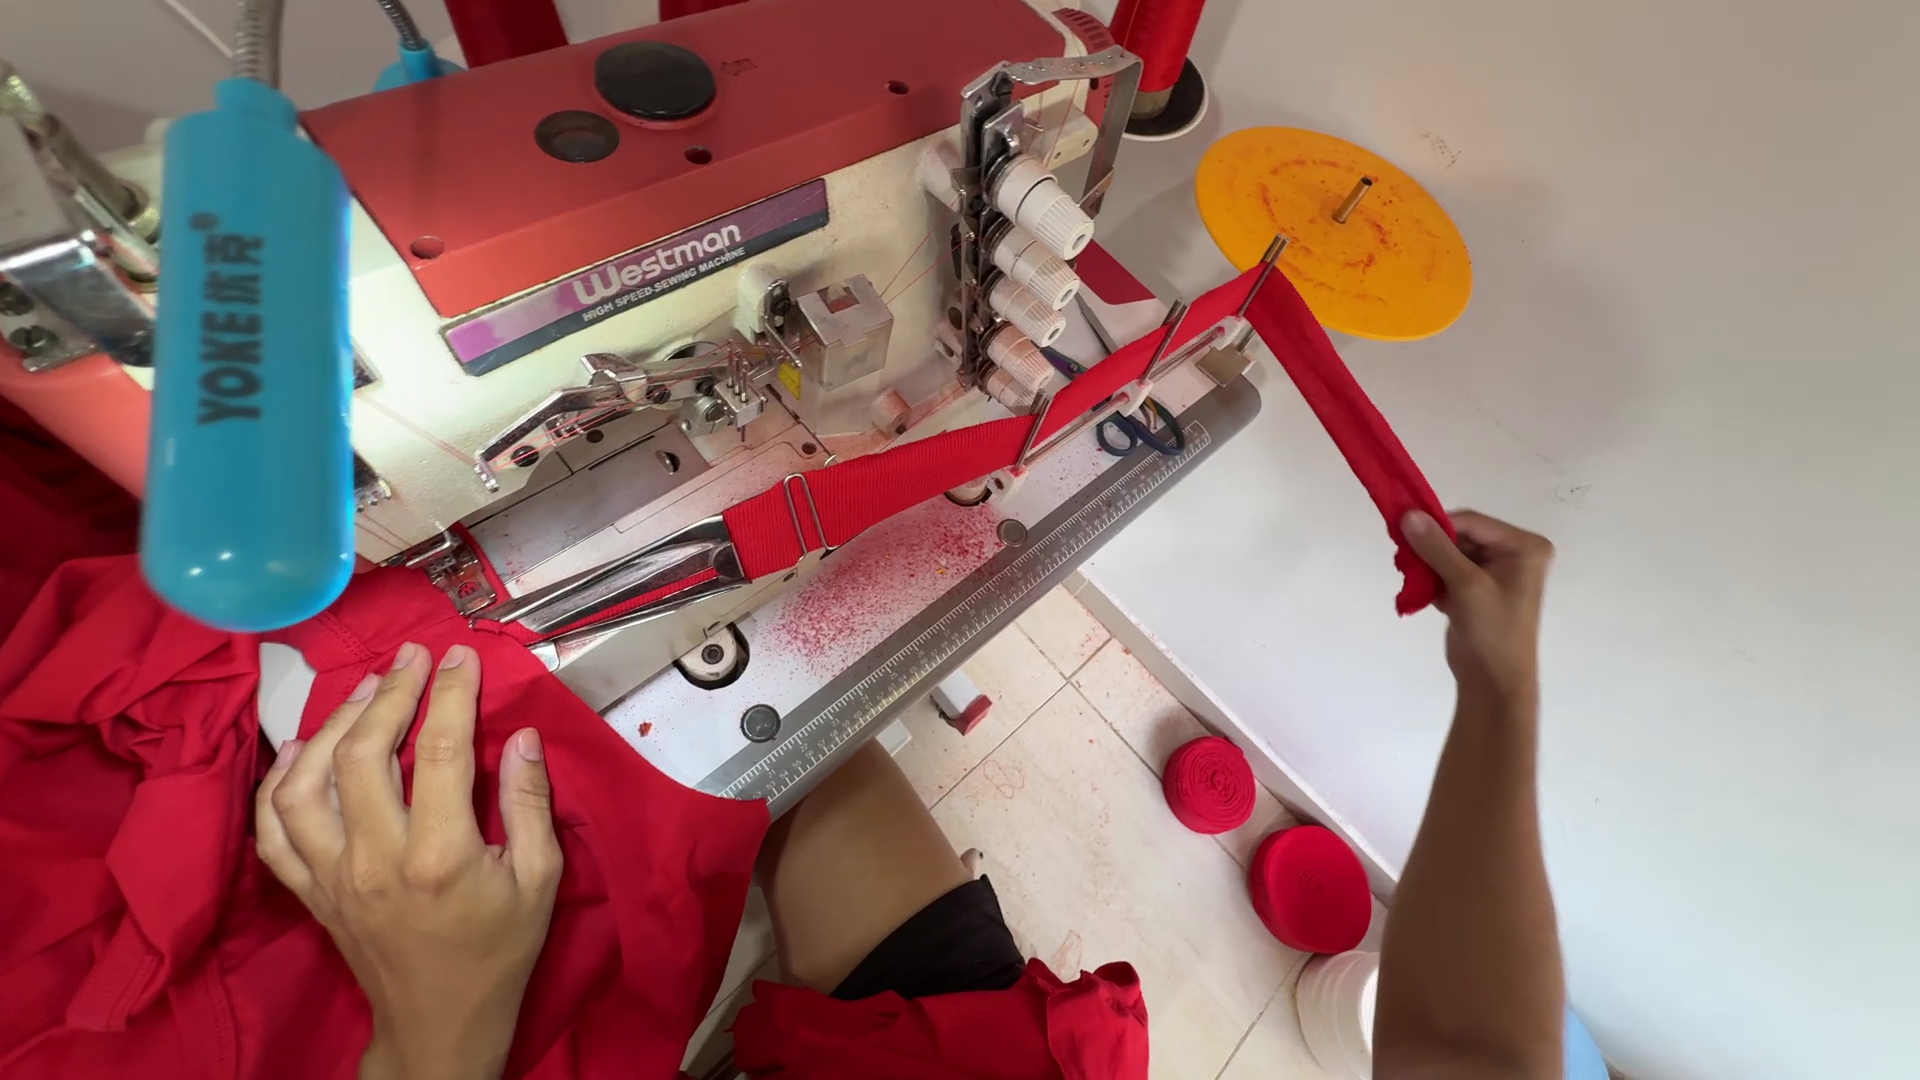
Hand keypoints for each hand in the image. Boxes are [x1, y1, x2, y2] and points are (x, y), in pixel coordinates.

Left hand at [255, 643, 562, 1079]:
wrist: (440, 1020)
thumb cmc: (502, 945)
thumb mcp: (542, 875)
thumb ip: (531, 803)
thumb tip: (522, 736)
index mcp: (439, 854)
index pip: (438, 751)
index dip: (449, 693)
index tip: (461, 655)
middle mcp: (372, 858)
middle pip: (364, 755)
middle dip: (392, 692)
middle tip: (416, 654)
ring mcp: (330, 875)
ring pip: (307, 782)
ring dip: (335, 724)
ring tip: (368, 687)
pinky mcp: (310, 890)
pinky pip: (273, 827)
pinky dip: (282, 778)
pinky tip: (308, 746)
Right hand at [1403, 510, 1553, 711]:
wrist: (1492, 678)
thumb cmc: (1492, 630)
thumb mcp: (1466, 584)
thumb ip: (1437, 548)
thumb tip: (1408, 515)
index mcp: (1523, 547)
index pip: (1470, 521)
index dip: (1436, 525)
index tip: (1401, 532)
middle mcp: (1510, 553)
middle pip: (1457, 535)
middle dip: (1429, 547)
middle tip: (1404, 560)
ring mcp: (1491, 571)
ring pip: (1445, 552)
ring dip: (1425, 563)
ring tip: (1412, 579)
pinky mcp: (1472, 587)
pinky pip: (1443, 568)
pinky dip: (1427, 577)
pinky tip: (1419, 591)